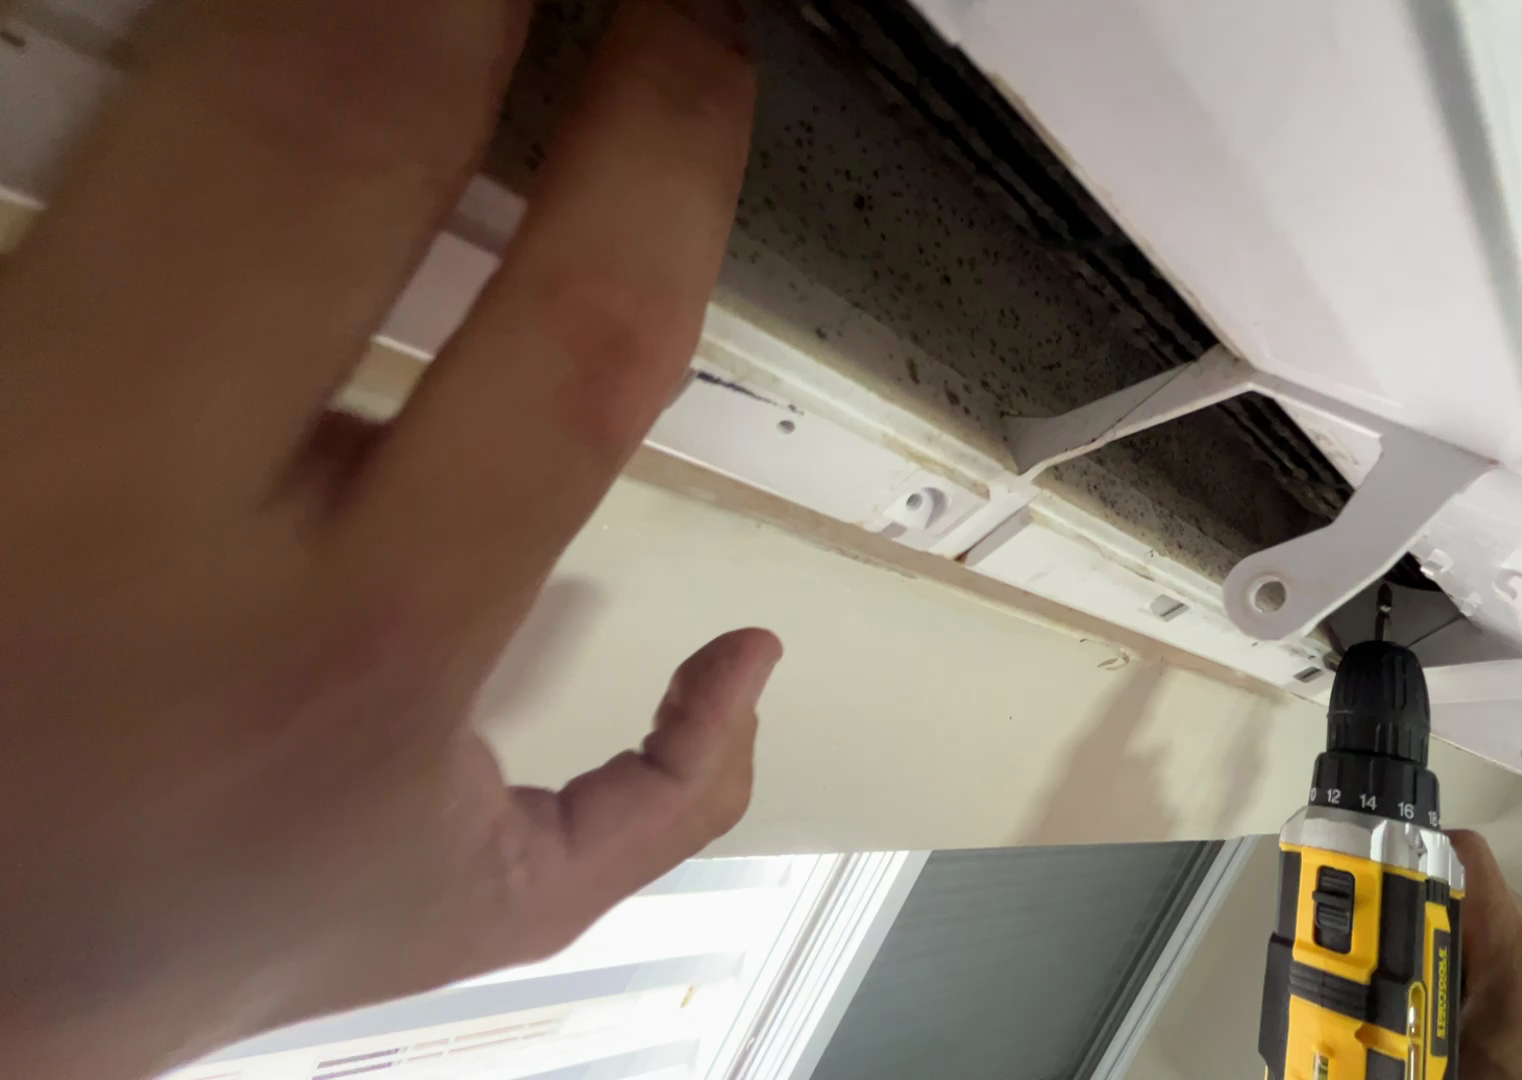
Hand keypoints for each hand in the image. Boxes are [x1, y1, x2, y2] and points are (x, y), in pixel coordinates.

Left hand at [0, 2, 770, 1076]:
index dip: (661, 157)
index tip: (700, 46)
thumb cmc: (182, 931)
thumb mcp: (480, 910)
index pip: (582, 335)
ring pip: (155, 106)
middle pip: (330, 137)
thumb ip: (663, 804)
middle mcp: (136, 521)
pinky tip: (264, 56)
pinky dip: (136, 60)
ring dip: (321, 4)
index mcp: (372, 638)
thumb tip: (756, 659)